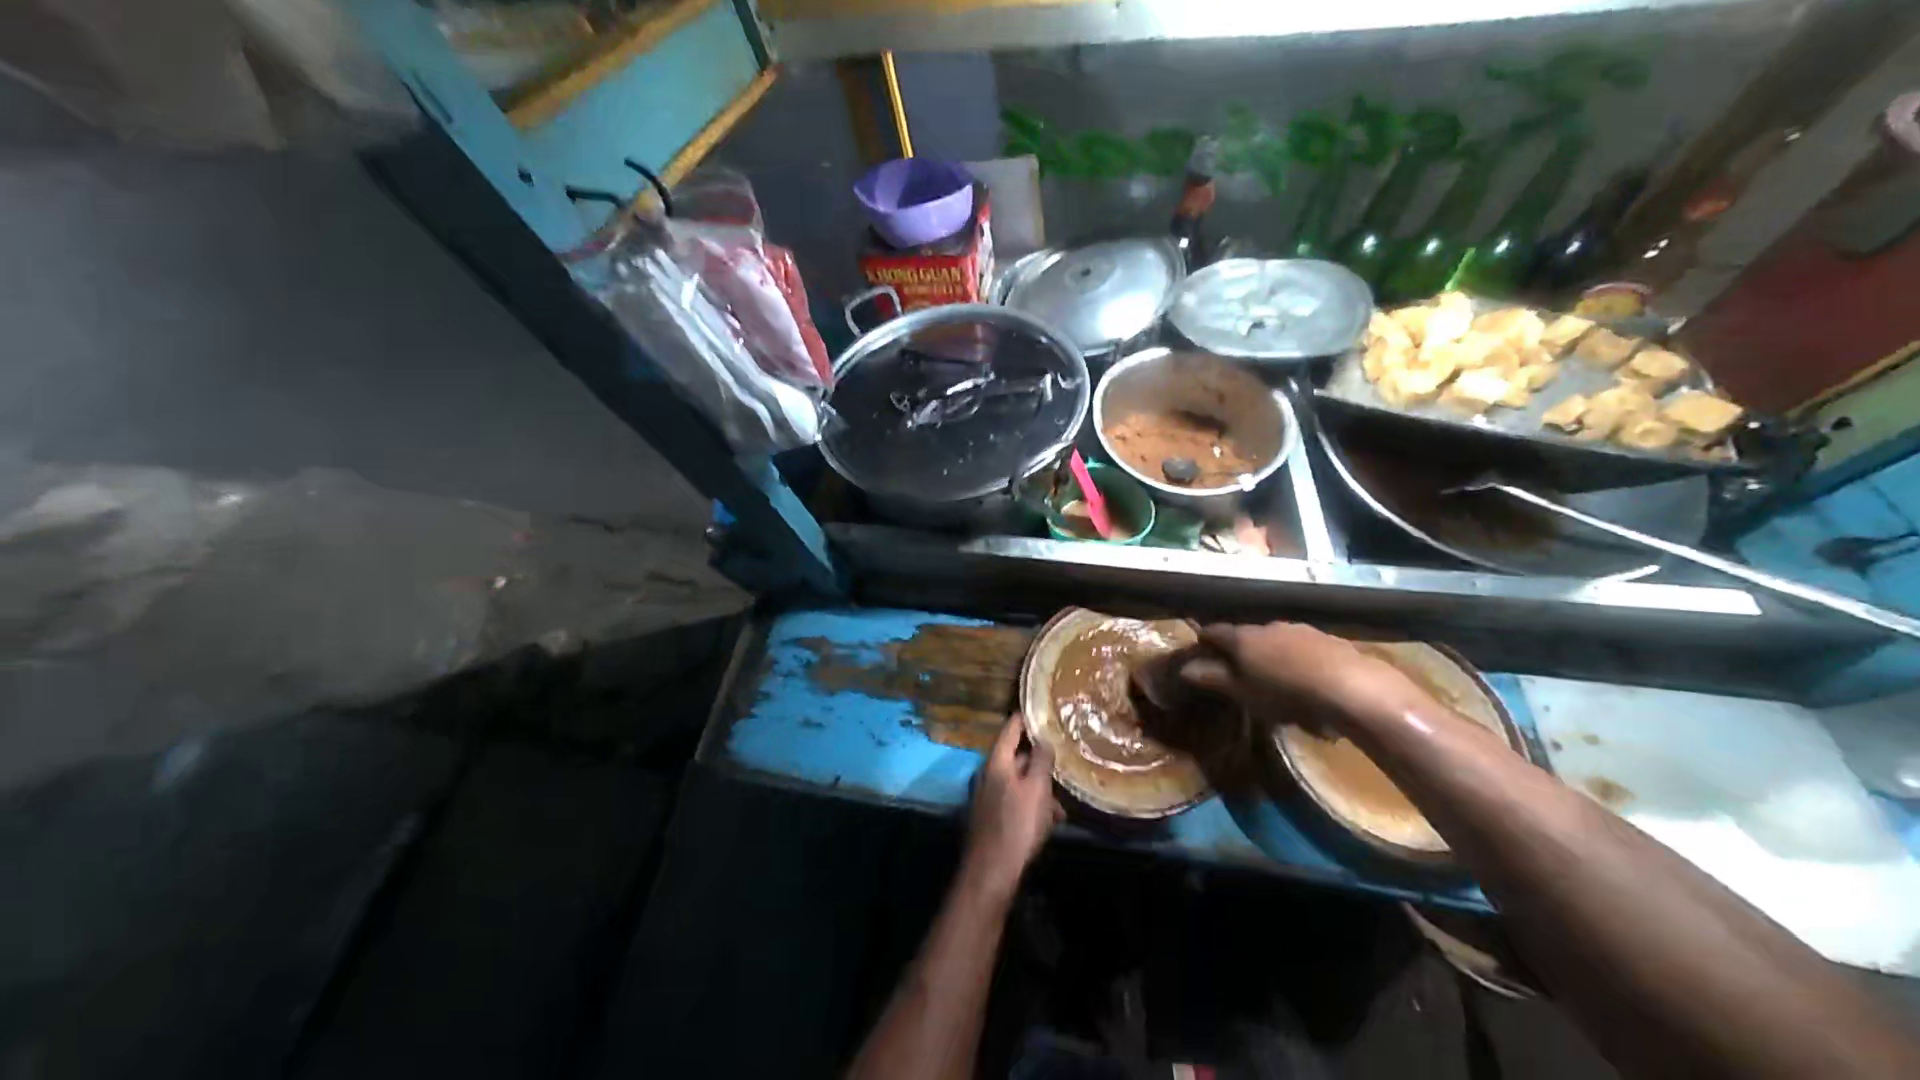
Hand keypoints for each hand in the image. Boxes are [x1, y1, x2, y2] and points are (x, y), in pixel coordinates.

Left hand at [964, 714, 1063, 897]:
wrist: (992, 871)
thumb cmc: (1017, 825)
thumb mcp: (1037, 789)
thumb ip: (1042, 760)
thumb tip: (1044, 739)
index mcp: (996, 762)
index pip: (1011, 728)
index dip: (1027, 718)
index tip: (1044, 710)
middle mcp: (987, 774)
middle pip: (1017, 756)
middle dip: (1041, 762)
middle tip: (1063, 764)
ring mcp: (987, 795)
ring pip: (1019, 782)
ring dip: (1040, 790)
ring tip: (1061, 808)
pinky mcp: (991, 815)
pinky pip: (1015, 800)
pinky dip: (1032, 805)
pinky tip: (1050, 822)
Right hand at [1177, 621, 1421, 729]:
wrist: (1349, 687)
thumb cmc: (1285, 693)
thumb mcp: (1243, 692)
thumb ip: (1213, 678)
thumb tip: (1184, 669)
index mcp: (1242, 637)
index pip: (1214, 631)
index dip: (1204, 639)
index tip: (1200, 649)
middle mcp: (1268, 626)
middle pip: (1246, 634)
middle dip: (1240, 648)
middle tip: (1239, 669)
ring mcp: (1299, 629)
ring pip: (1275, 638)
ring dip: (1270, 652)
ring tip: (1274, 675)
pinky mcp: (1326, 638)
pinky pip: (1301, 646)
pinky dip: (1296, 657)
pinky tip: (1304, 676)